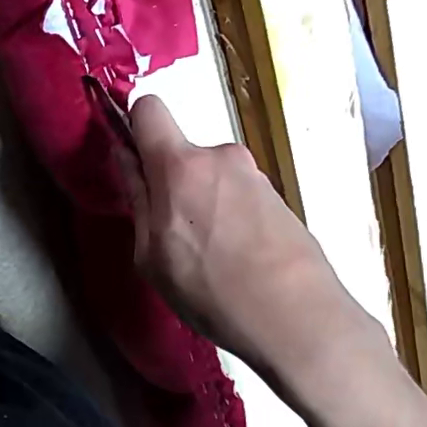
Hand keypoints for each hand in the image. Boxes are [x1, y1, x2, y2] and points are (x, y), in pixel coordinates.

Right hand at [119, 96, 388, 382]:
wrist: (299, 319)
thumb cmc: (212, 292)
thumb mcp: (151, 256)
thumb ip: (138, 199)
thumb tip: (127, 159)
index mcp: (180, 165)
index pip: (148, 108)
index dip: (134, 127)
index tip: (134, 161)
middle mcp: (220, 156)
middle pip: (182, 153)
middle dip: (172, 182)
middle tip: (174, 233)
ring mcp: (254, 175)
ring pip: (211, 177)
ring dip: (203, 202)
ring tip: (211, 255)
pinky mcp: (279, 196)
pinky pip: (237, 194)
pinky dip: (230, 216)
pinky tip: (238, 259)